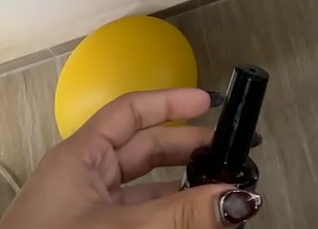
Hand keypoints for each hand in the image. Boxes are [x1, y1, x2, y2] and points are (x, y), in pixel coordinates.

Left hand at [0, 88, 262, 228]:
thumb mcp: (122, 228)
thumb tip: (239, 197)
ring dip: (179, 188)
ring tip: (218, 191)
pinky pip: (134, 219)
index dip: (171, 102)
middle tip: (229, 153)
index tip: (211, 102)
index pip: (131, 111)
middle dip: (186, 149)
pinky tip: (191, 223)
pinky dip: (164, 217)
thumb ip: (181, 214)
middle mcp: (80, 179)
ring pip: (141, 189)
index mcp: (79, 157)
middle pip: (142, 149)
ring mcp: (82, 214)